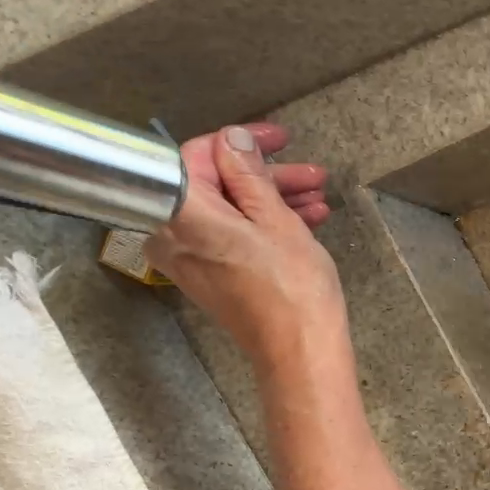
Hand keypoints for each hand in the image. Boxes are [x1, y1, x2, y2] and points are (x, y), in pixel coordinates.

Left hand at [145, 124, 343, 374]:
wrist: (300, 350)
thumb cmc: (293, 287)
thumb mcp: (279, 222)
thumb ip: (250, 177)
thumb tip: (233, 140)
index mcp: (180, 211)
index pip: (200, 157)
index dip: (241, 142)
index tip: (281, 139)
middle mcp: (170, 230)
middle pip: (214, 185)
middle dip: (265, 176)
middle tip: (313, 174)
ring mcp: (188, 256)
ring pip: (227, 211)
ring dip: (272, 201)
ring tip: (319, 200)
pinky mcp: (209, 275)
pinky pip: (230, 235)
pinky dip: (263, 225)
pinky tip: (304, 223)